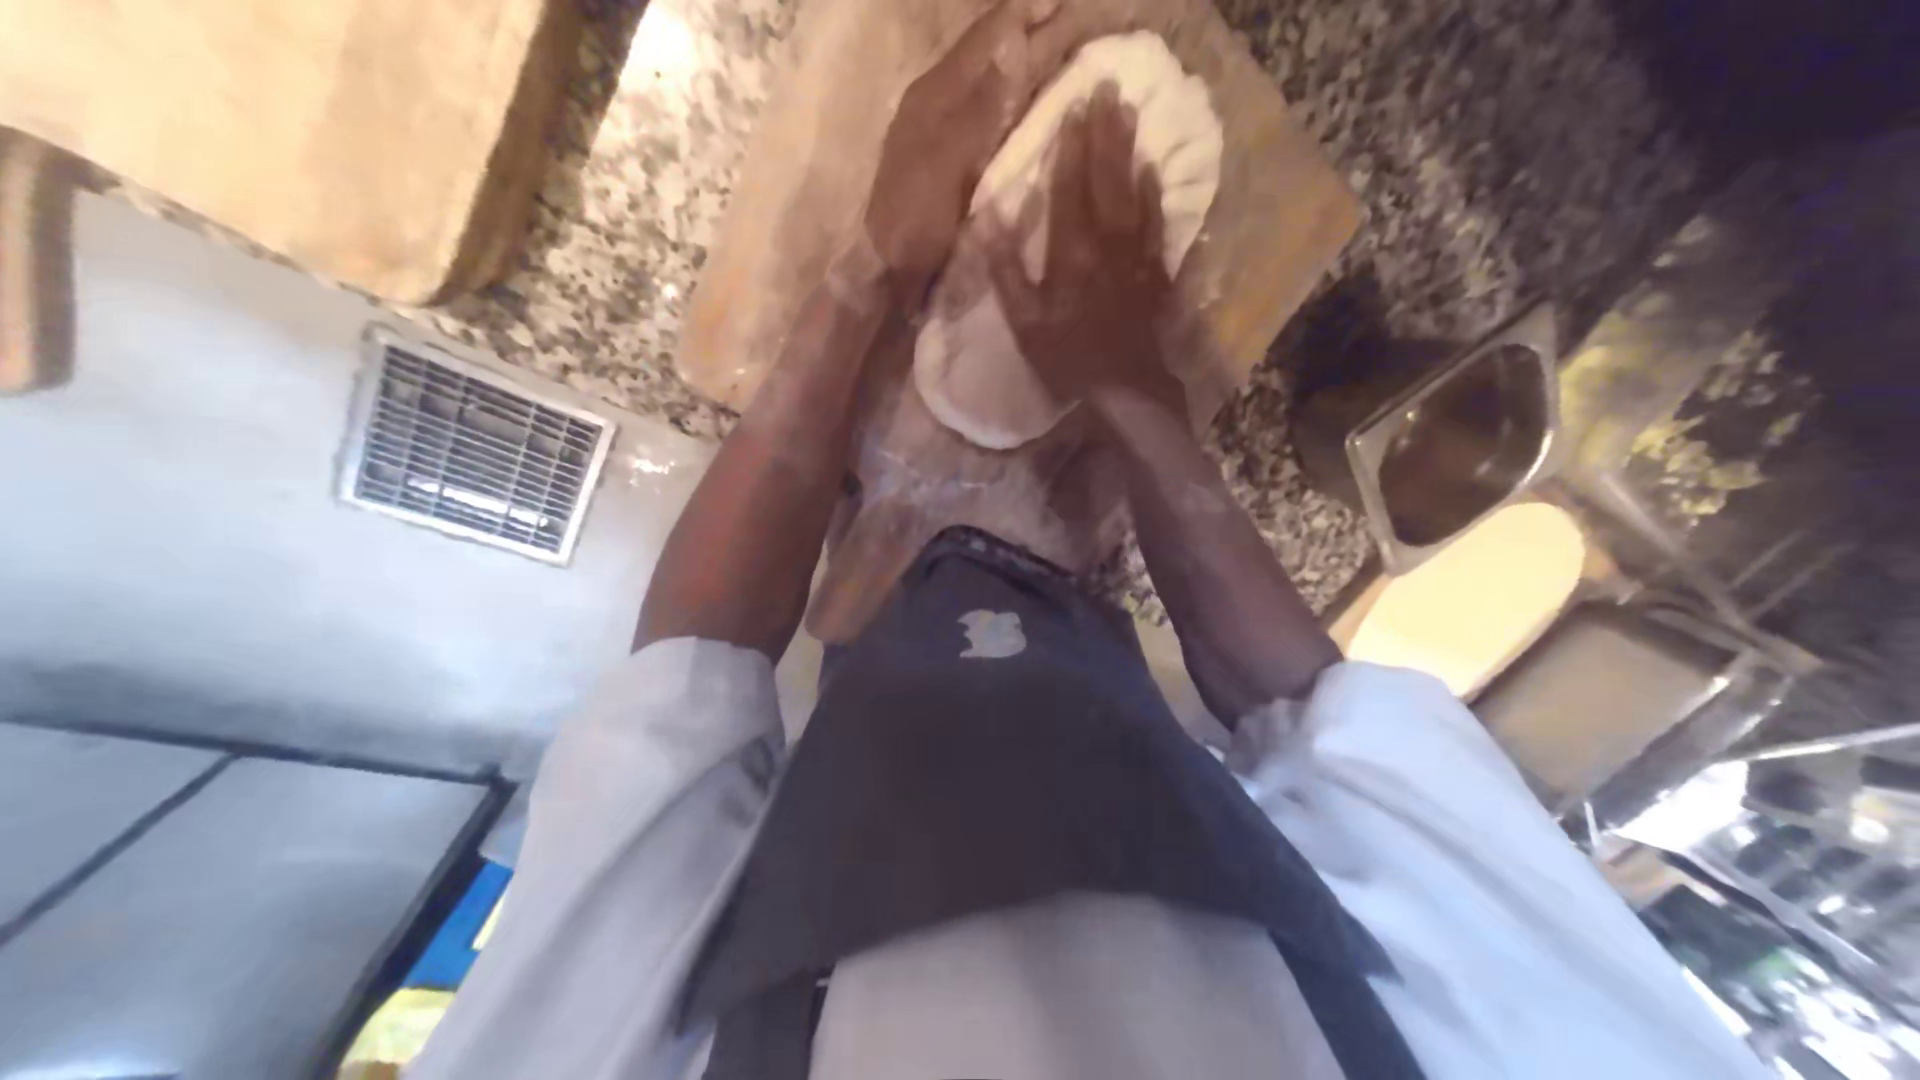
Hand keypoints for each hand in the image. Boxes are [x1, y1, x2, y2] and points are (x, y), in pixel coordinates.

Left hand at [865, 0, 1070, 305]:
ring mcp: (953, 133)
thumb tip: (1016, 39)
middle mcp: (946, 103)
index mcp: (938, 94)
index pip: (991, 34)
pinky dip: (1026, 103)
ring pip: (1001, 83)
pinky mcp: (961, 162)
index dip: (1032, 12)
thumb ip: (982, 105)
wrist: (890, 274)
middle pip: (999, 54)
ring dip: (1038, 63)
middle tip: (1093, 20)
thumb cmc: (914, 222)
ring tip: (1080, 49)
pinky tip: (1049, 104)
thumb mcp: (946, 163)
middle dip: (1043, 32)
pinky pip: (999, 118)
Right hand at [981, 83, 1185, 423]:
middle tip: (1108, 90)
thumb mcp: (1024, 319)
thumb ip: (1006, 268)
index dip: (1070, 146)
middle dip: (1105, 133)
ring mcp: (1136, 253)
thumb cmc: (1067, 355)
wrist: (1123, 385)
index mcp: (1071, 251)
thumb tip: (986, 219)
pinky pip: (1155, 221)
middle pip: (1106, 177)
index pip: (1069, 187)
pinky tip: (1152, 172)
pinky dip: (1153, 193)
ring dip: (1131, 152)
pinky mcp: (1154, 269)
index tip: (1072, 108)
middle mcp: (1107, 241)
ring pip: (1134, 191)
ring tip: (1129, 116)